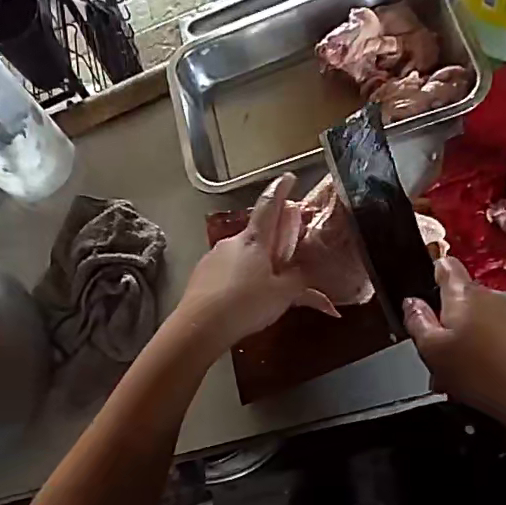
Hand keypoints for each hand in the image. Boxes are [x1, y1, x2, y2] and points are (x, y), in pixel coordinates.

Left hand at [173, 173, 338, 353]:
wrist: (199, 327)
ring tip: (265, 288)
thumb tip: (306, 275)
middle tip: (286, 257)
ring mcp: (212, 258)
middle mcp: (231, 242)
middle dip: (272, 243)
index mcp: (254, 240)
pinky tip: (243, 300)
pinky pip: (226, 272)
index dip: (280, 190)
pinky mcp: (200, 275)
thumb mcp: (283, 295)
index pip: (270, 205)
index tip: (288, 178)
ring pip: (241, 256)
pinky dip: (238, 280)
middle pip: (256, 235)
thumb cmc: (245, 305)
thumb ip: (299, 282)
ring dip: (254, 265)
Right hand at [402, 257, 505, 423]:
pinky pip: (484, 336)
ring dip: (453, 342)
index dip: (429, 272)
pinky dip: (472, 352)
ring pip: (468, 321)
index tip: (419, 295)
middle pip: (454, 299)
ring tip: (447, 372)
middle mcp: (487, 298)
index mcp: (463, 294)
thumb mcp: (431, 348)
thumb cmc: (476, 370)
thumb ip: (416, 320)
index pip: (445, 265)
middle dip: (438, 321)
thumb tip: (411, 302)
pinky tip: (467, 377)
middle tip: (429, 350)